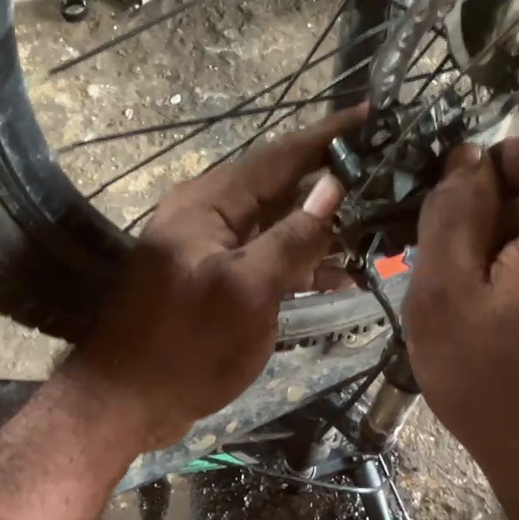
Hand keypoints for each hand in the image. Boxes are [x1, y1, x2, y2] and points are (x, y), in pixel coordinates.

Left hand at [61, 107, 365, 452]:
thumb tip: (334, 184)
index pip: (278, 156)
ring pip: (279, 228)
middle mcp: (209, 219)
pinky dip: (303, 266)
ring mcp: (213, 254)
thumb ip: (293, 238)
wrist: (124, 404)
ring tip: (383, 227)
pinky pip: (268, 263)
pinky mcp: (218, 287)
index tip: (377, 115)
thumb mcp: (246, 291)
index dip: (329, 136)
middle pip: (282, 188)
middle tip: (394, 176)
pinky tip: (345, 276)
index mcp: (208, 205)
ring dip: (325, 229)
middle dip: (335, 183)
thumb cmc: (184, 349)